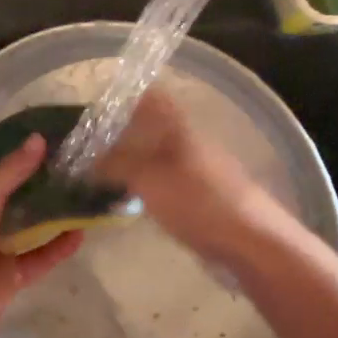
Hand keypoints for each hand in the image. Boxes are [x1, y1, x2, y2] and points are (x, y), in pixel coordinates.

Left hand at [0, 133, 82, 337]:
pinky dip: (58, 246)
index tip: (53, 140)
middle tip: (77, 164)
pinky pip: (39, 256)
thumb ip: (9, 173)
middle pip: (17, 194)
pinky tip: (80, 233)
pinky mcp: (11, 275)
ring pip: (31, 224)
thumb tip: (39, 139)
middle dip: (43, 182)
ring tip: (84, 194)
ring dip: (54, 213)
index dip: (21, 154)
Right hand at [96, 89, 273, 257]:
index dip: (125, 96)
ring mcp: (198, 169)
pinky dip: (146, 185)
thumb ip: (116, 165)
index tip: (96, 108)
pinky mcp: (203, 197)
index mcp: (179, 126)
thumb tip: (86, 159)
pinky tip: (129, 200)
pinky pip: (166, 181)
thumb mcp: (148, 178)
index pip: (151, 96)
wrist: (251, 241)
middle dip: (122, 134)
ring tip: (100, 176)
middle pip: (152, 126)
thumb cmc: (198, 200)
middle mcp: (190, 141)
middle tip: (87, 147)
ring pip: (158, 156)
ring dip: (132, 162)